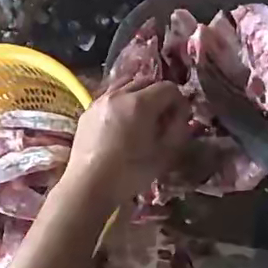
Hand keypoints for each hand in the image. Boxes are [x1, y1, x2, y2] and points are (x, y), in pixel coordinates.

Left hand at [63, 80, 193, 208]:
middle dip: (159, 96)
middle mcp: (118, 94)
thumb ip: (178, 128)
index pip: (168, 87)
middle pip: (146, 81)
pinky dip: (121, 102)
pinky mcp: (87, 111)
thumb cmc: (130, 172)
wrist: (88, 185)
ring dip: (139, 95)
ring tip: (141, 117)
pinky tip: (121, 123)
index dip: (179, 102)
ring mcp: (99, 101)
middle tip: (162, 118)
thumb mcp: (164, 154)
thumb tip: (180, 114)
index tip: (179, 119)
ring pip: (125, 85)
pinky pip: (109, 97)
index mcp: (140, 103)